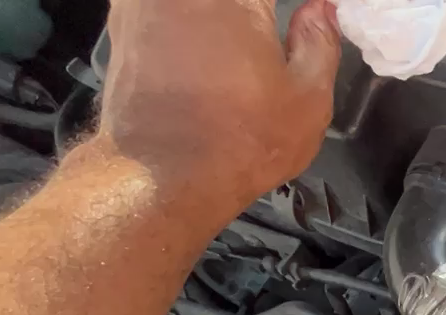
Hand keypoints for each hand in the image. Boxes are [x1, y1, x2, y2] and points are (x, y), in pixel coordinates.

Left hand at [96, 0, 340, 219]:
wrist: (170, 166)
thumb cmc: (249, 137)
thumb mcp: (309, 99)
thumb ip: (319, 43)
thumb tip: (322, 9)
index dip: (303, 5)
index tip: (315, 14)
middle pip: (236, 0)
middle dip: (258, 11)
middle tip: (279, 29)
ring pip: (201, 7)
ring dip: (227, 19)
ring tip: (247, 51)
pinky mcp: (122, 16)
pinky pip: (165, 7)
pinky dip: (190, 19)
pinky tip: (208, 49)